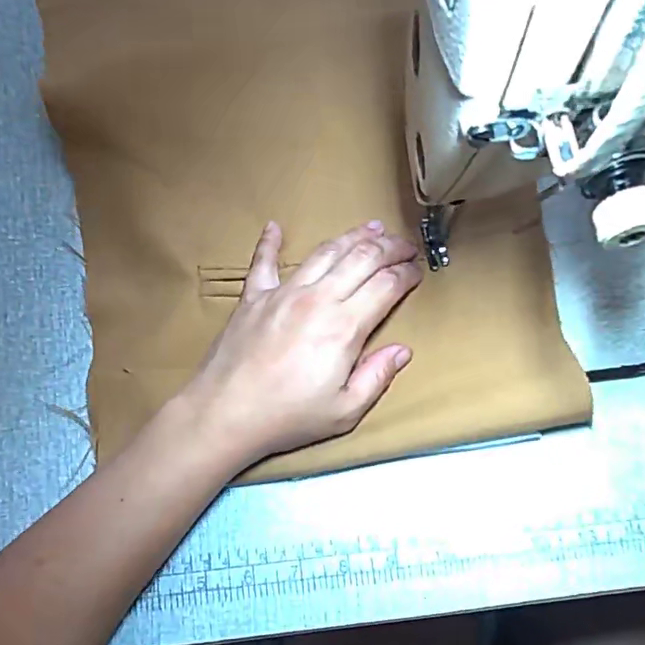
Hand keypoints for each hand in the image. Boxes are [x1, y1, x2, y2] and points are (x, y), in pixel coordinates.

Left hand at [173, 219, 423, 468]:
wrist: (226, 412)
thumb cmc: (288, 417)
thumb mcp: (344, 411)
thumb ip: (376, 378)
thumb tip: (402, 351)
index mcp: (345, 327)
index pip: (386, 286)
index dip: (407, 275)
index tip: (418, 272)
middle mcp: (317, 299)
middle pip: (361, 258)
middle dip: (389, 247)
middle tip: (404, 246)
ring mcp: (282, 293)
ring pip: (324, 252)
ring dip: (351, 237)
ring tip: (371, 228)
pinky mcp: (253, 297)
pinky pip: (263, 262)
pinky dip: (269, 243)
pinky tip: (274, 227)